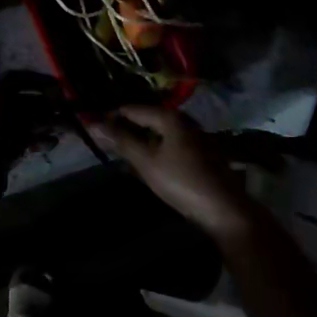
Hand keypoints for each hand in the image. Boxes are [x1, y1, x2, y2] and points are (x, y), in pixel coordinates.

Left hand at [0, 73, 56, 185]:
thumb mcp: (17, 113)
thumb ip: (37, 103)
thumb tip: (53, 100)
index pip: (15, 79)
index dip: (37, 80)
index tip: (59, 85)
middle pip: (22, 101)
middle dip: (46, 105)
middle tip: (66, 110)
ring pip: (24, 121)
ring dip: (45, 123)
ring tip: (64, 129)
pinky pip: (20, 139)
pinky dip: (36, 139)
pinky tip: (50, 143)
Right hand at [98, 106, 258, 237]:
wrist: (223, 208)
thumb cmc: (182, 181)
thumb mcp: (147, 162)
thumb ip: (122, 141)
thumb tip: (93, 123)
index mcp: (172, 118)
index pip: (134, 109)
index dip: (112, 117)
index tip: (92, 128)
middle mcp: (185, 122)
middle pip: (148, 120)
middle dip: (126, 131)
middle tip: (104, 144)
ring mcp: (195, 138)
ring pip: (159, 135)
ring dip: (140, 144)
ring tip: (121, 157)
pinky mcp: (201, 155)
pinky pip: (170, 147)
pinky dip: (155, 153)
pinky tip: (145, 167)